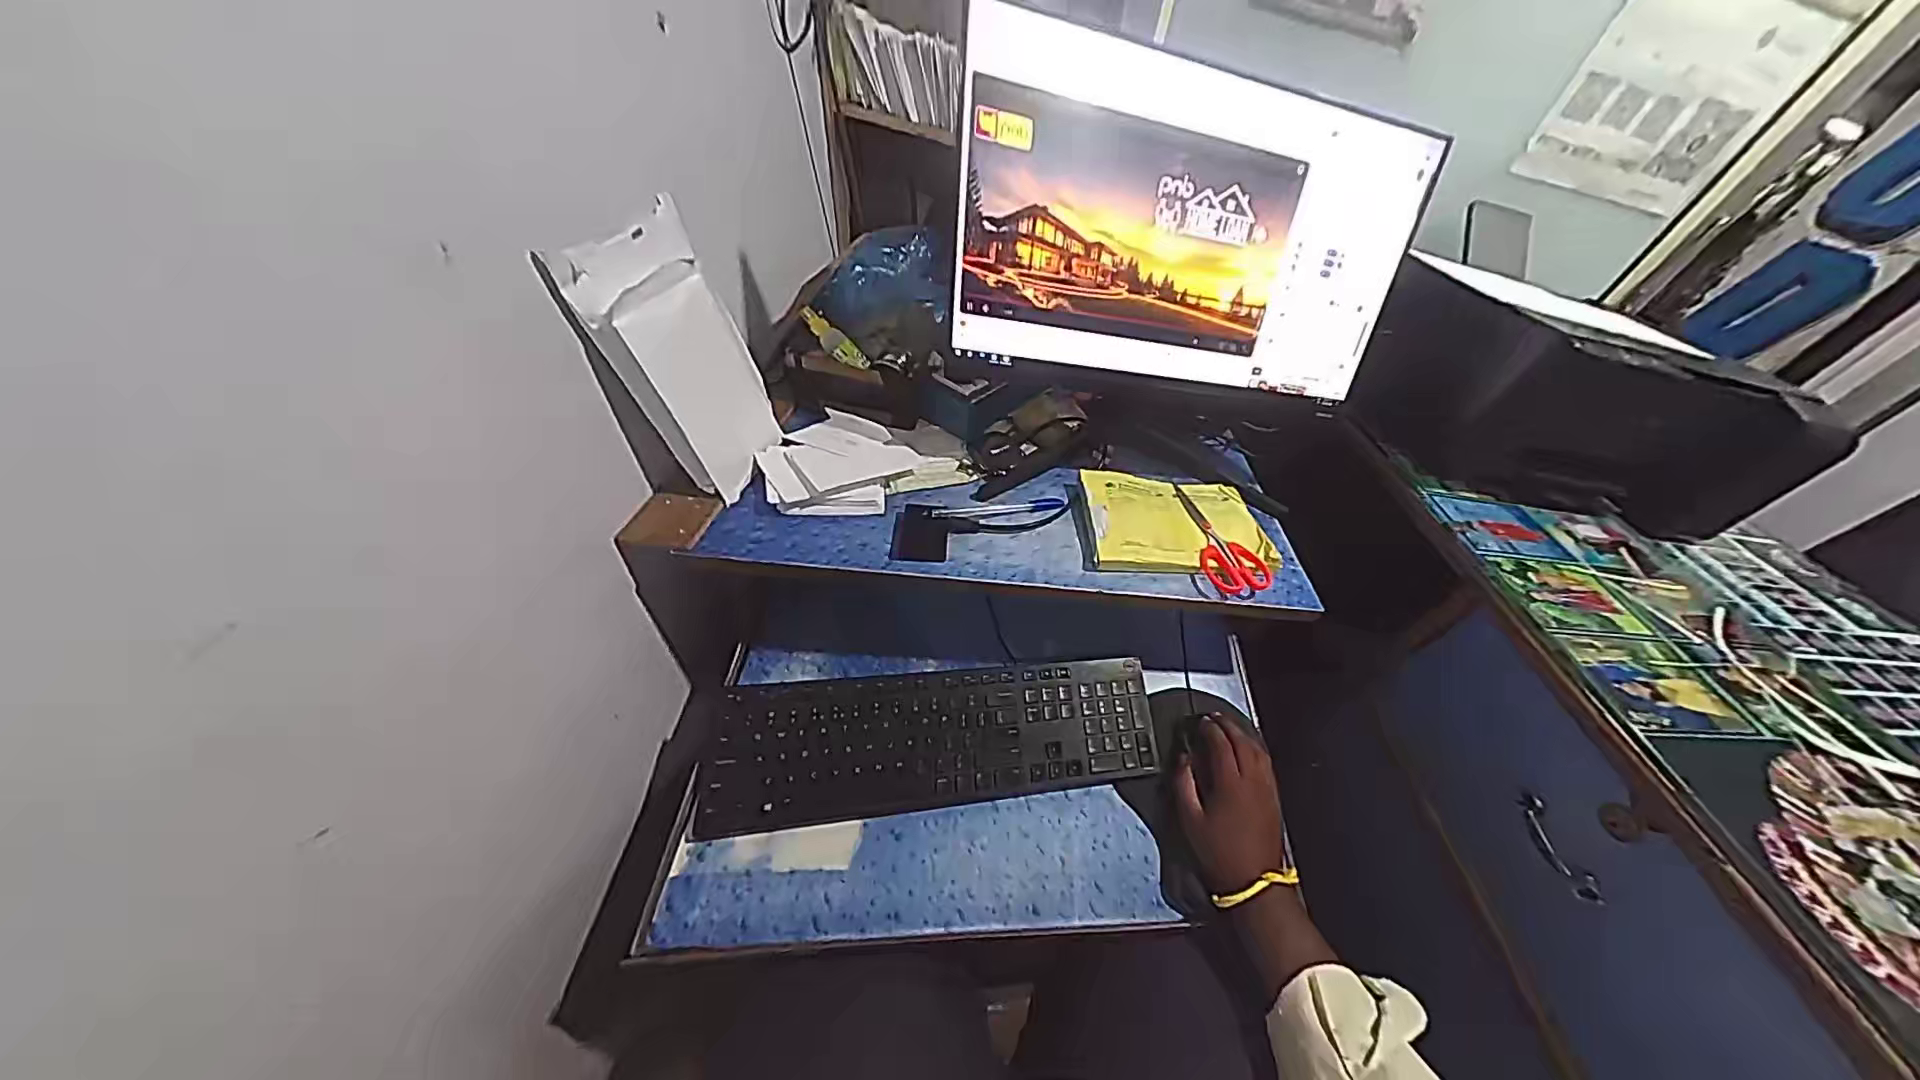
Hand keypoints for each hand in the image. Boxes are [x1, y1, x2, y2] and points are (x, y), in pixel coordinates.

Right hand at [1172, 714, 1287, 894]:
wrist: (1253, 882)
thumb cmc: (1218, 853)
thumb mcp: (1189, 818)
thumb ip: (1183, 783)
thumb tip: (1183, 759)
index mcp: (1230, 784)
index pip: (1220, 744)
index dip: (1209, 729)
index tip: (1199, 722)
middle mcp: (1252, 782)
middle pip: (1242, 742)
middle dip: (1227, 725)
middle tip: (1214, 718)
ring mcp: (1267, 790)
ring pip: (1258, 751)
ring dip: (1243, 734)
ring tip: (1230, 727)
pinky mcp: (1274, 799)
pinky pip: (1267, 763)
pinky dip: (1255, 749)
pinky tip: (1248, 750)